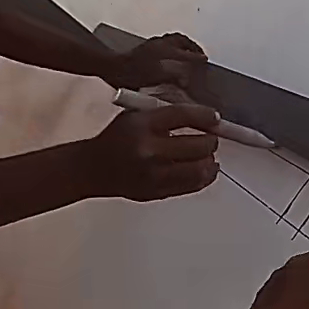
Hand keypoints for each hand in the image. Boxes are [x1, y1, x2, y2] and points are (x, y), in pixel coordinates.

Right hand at [83, 102, 219, 201]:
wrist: (93, 169)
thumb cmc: (116, 141)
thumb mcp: (136, 116)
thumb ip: (166, 116)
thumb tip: (201, 119)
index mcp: (143, 125)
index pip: (183, 115)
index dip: (205, 116)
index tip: (215, 118)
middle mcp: (149, 150)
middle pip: (198, 146)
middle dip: (211, 142)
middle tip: (212, 139)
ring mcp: (154, 175)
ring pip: (199, 170)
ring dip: (210, 162)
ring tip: (210, 157)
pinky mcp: (158, 192)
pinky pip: (191, 186)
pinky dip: (204, 178)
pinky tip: (206, 171)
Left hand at [101, 33, 207, 89]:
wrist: (110, 68)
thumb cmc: (129, 74)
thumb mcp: (156, 78)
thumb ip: (174, 76)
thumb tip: (186, 80)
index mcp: (165, 50)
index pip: (187, 53)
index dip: (197, 58)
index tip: (205, 61)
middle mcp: (159, 44)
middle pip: (181, 40)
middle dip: (193, 46)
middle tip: (200, 53)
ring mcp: (151, 45)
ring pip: (172, 39)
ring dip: (183, 43)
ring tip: (188, 50)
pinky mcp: (144, 48)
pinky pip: (164, 42)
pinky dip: (172, 45)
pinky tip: (170, 53)